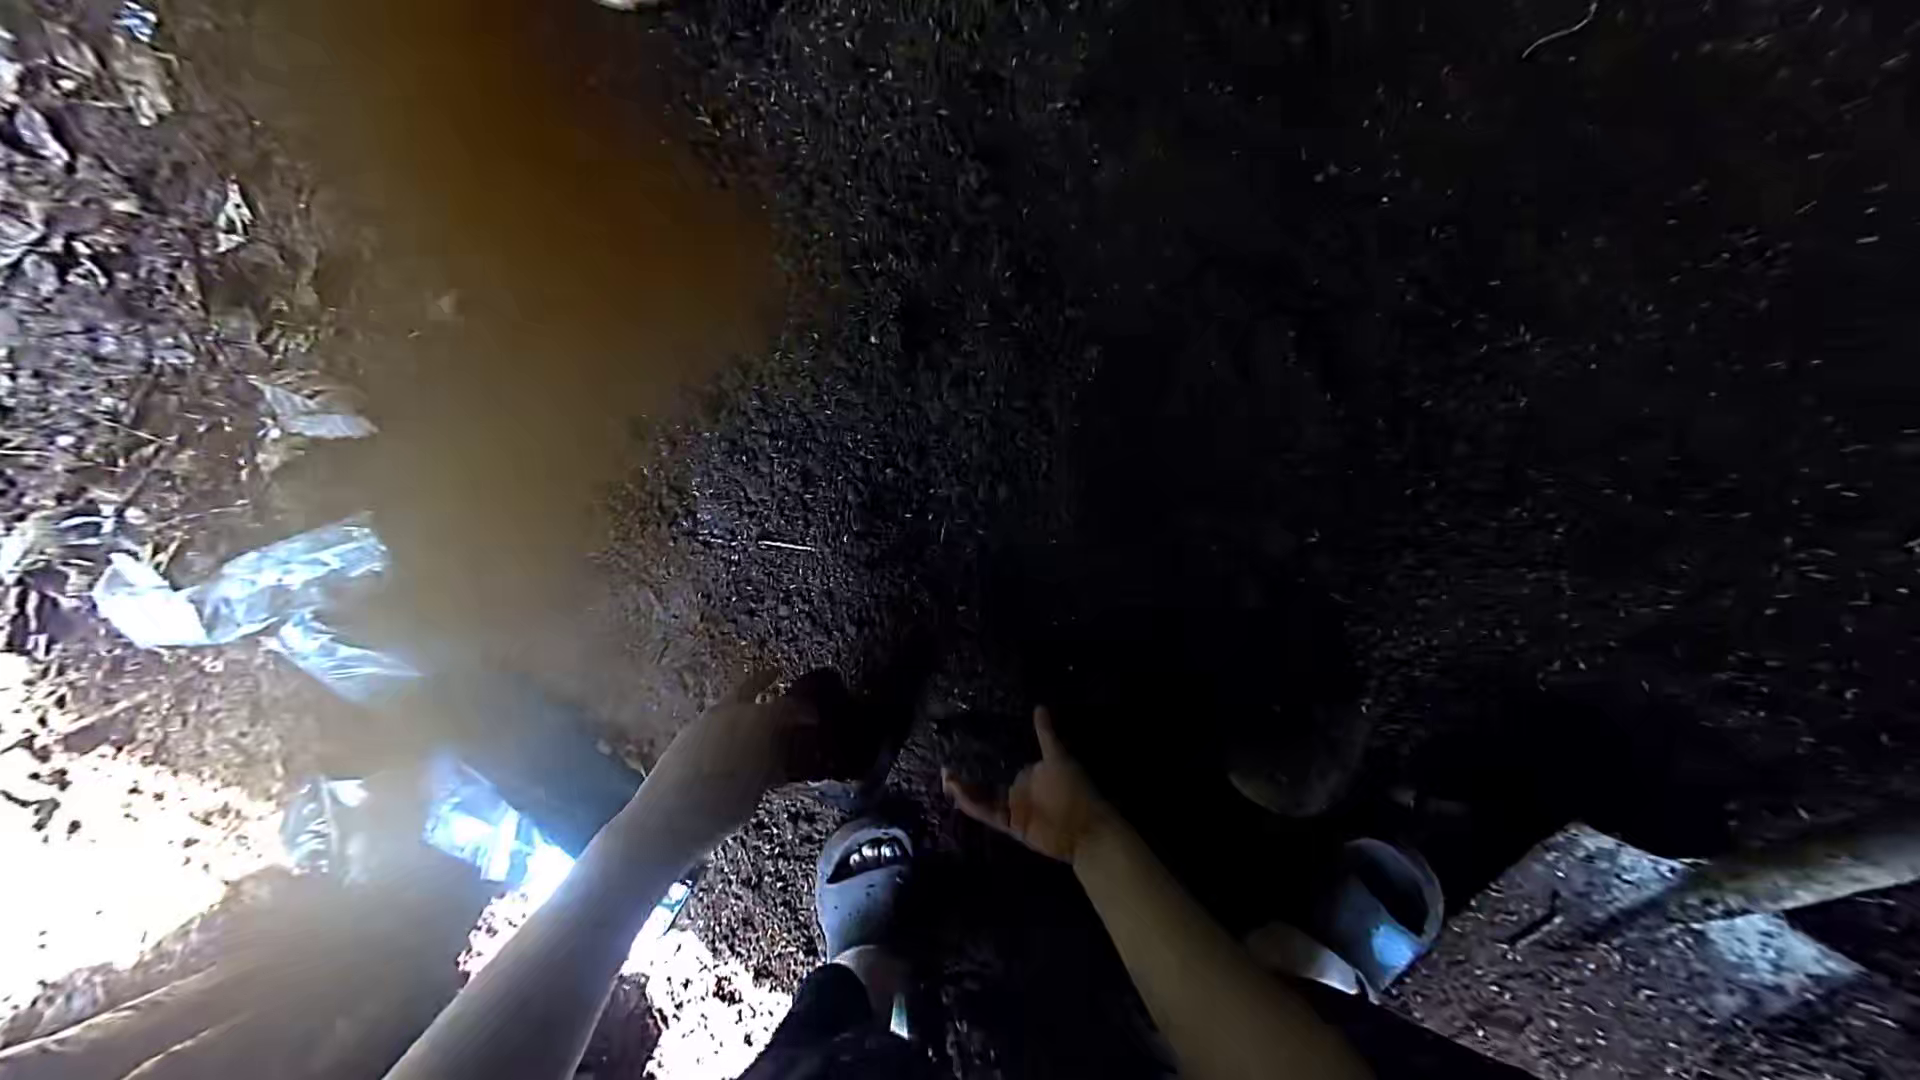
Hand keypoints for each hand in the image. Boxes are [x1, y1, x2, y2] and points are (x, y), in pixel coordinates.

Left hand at [641, 671, 818, 838]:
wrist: (665, 821)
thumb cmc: (723, 808)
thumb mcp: (760, 786)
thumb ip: (772, 761)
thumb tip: (781, 750)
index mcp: (755, 721)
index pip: (788, 706)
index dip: (804, 711)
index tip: (813, 717)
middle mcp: (729, 712)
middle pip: (752, 686)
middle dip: (767, 681)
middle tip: (779, 677)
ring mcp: (703, 720)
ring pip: (730, 701)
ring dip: (746, 702)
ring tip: (756, 712)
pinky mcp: (686, 733)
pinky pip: (716, 717)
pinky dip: (728, 719)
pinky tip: (731, 737)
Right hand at [944, 707, 1115, 863]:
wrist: (1086, 828)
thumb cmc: (1074, 789)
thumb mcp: (1058, 757)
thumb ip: (1045, 734)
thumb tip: (1039, 706)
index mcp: (1028, 772)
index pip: (999, 762)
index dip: (981, 756)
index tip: (962, 745)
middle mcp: (1017, 789)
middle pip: (986, 780)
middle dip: (967, 773)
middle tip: (946, 761)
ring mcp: (1013, 808)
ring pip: (982, 797)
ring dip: (964, 788)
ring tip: (946, 776)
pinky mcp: (1010, 825)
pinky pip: (987, 813)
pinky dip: (972, 804)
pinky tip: (958, 792)